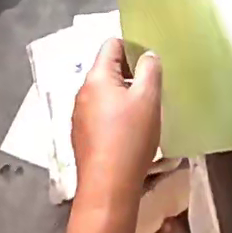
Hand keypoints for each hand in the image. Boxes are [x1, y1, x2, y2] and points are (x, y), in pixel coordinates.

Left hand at [71, 39, 160, 205]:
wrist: (108, 188)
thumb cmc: (130, 137)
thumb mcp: (148, 98)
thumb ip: (150, 69)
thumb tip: (147, 55)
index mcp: (96, 77)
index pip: (112, 45)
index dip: (132, 46)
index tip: (151, 61)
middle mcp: (82, 92)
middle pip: (107, 68)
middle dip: (130, 72)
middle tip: (153, 86)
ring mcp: (79, 115)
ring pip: (105, 92)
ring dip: (124, 94)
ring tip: (145, 109)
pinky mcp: (81, 135)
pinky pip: (100, 112)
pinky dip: (115, 113)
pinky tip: (130, 130)